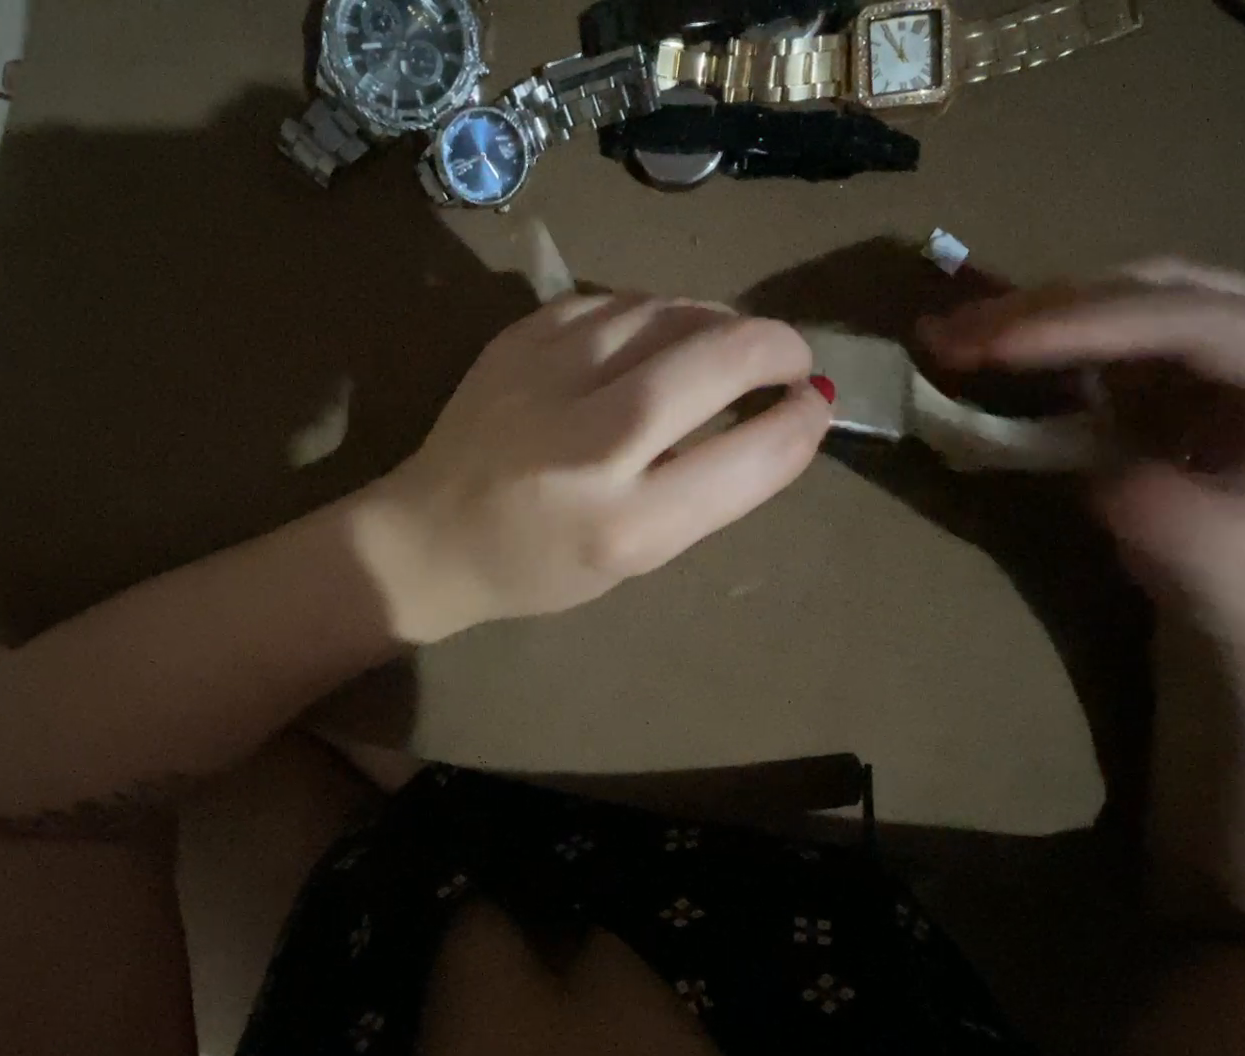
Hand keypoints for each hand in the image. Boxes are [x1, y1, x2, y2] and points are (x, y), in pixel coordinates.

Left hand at [359, 294, 832, 642]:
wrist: (430, 537)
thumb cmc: (543, 566)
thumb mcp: (638, 556)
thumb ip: (708, 488)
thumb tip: (780, 412)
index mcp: (624, 524)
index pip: (748, 455)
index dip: (801, 423)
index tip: (814, 406)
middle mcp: (587, 446)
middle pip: (713, 357)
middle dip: (775, 347)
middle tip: (789, 360)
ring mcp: (544, 380)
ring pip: (666, 311)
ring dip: (717, 322)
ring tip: (729, 346)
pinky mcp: (517, 339)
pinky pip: (615, 300)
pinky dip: (656, 313)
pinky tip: (660, 337)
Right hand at [921, 260, 1244, 631]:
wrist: (1242, 598)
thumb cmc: (1244, 588)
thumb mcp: (1215, 573)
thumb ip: (1165, 516)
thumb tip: (1096, 465)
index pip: (1210, 326)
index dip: (1100, 325)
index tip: (1000, 345)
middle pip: (1164, 292)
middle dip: (1051, 310)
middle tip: (956, 336)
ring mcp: (1231, 339)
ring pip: (1124, 296)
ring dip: (1031, 315)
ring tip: (950, 336)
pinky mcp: (1176, 355)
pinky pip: (1101, 323)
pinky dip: (1036, 333)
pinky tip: (982, 343)